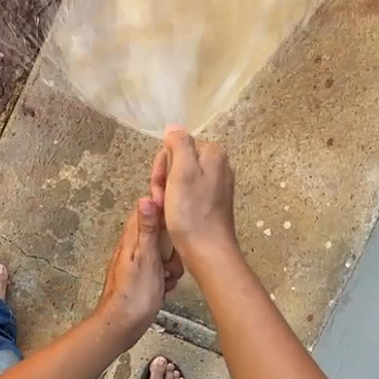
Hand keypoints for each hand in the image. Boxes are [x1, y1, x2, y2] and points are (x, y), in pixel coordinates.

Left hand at [94, 197, 181, 347]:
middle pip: (162, 232)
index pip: (148, 207)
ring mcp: (139, 263)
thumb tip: (146, 197)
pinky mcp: (144, 278)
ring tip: (166, 279)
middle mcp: (134, 246)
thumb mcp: (145, 257)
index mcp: (132, 237)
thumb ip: (147, 229)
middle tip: (170, 262)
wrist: (122, 326)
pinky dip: (166, 279)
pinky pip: (162, 271)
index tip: (178, 202)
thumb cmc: (135, 294)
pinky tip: (163, 289)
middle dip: (172, 246)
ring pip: (165, 254)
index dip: (163, 201)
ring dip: (171, 266)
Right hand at [150, 124, 237, 267]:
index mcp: (213, 154)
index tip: (160, 186)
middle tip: (161, 200)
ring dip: (167, 194)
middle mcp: (218, 166)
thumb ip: (178, 144)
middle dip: (163, 180)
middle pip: (177, 162)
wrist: (208, 252)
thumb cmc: (192, 212)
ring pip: (179, 180)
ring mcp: (215, 186)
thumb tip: (173, 127)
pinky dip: (176, 204)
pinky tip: (173, 217)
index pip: (175, 146)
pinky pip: (187, 195)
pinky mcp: (211, 204)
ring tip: (165, 211)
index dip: (161, 166)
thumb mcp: (181, 172)